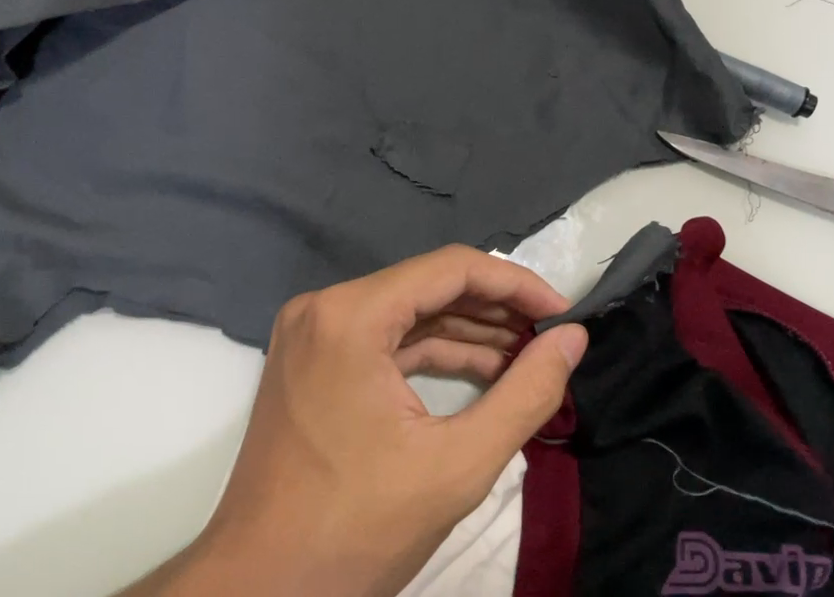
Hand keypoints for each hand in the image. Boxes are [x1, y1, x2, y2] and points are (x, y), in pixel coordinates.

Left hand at [129, 245, 587, 596]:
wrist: (260, 591)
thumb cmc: (357, 528)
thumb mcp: (458, 465)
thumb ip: (527, 394)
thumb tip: (573, 338)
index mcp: (350, 315)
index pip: (451, 268)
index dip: (516, 285)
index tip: (564, 314)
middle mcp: (325, 307)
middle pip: (429, 286)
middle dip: (496, 311)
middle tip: (552, 339)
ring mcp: (313, 334)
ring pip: (409, 313)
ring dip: (469, 333)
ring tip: (529, 358)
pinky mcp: (313, 362)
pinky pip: (385, 341)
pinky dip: (434, 354)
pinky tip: (484, 372)